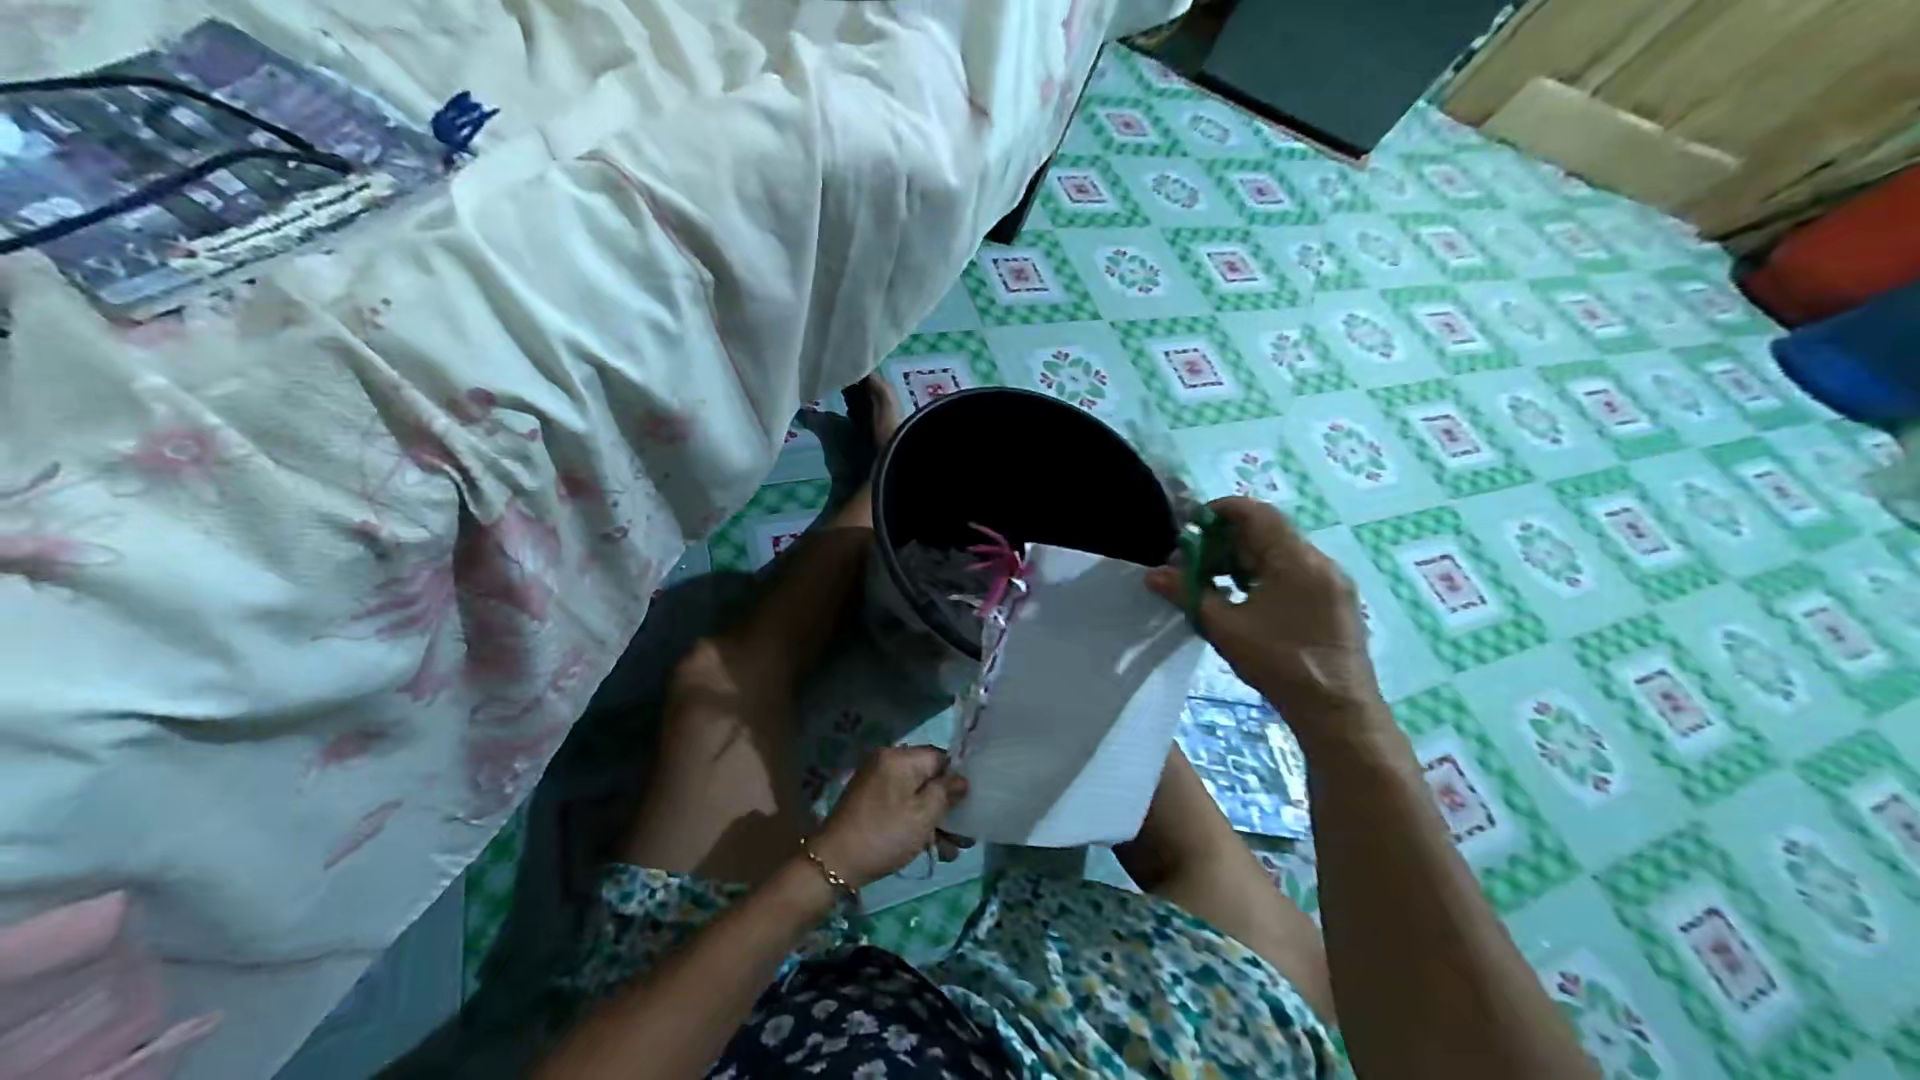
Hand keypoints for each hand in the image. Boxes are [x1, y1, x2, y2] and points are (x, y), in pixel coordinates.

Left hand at [811, 746, 972, 888]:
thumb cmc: (884, 835)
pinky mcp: (871, 801)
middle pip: (928, 778)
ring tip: (953, 850)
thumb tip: (961, 779)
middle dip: (948, 806)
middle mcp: (886, 762)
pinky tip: (933, 849)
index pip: (940, 757)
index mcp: (899, 758)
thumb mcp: (923, 816)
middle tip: (966, 834)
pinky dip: (916, 821)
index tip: (971, 802)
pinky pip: (902, 804)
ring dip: (935, 819)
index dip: (957, 778)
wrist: (834, 863)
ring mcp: (877, 782)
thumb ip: (946, 793)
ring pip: (916, 795)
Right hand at [1147, 498, 1386, 732]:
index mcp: (1295, 560)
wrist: (1337, 710)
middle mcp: (1319, 561)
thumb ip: (1188, 594)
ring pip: (1281, 553)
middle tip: (1193, 561)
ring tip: (1213, 582)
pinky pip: (1295, 572)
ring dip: (1243, 559)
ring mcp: (1332, 581)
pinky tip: (1243, 599)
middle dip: (1225, 541)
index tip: (1190, 525)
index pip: (1255, 513)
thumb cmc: (1279, 663)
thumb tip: (1153, 575)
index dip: (1219, 511)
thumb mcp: (1225, 628)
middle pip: (1267, 532)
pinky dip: (1264, 574)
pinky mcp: (1336, 601)